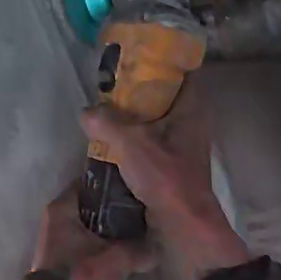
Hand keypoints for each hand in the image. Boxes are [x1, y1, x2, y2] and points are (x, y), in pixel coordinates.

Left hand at [32, 179, 156, 279]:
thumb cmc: (82, 273)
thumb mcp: (117, 259)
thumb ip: (141, 250)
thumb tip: (158, 247)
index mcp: (63, 207)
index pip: (92, 182)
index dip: (114, 185)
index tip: (135, 191)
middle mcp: (55, 217)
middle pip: (92, 205)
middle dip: (115, 213)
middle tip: (138, 218)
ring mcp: (55, 237)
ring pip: (89, 226)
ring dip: (108, 234)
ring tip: (132, 240)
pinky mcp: (59, 256)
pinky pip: (84, 243)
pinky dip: (99, 247)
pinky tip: (117, 257)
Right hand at [80, 79, 249, 279]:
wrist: (185, 222)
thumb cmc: (166, 177)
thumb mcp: (131, 145)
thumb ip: (107, 123)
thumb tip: (87, 112)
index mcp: (192, 109)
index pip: (184, 72)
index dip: (163, 61)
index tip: (136, 57)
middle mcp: (193, 122)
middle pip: (168, 95)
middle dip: (142, 89)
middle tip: (113, 85)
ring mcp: (185, 144)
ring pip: (160, 120)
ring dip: (137, 116)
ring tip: (108, 110)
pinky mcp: (176, 164)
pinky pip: (155, 141)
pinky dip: (138, 138)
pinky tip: (115, 140)